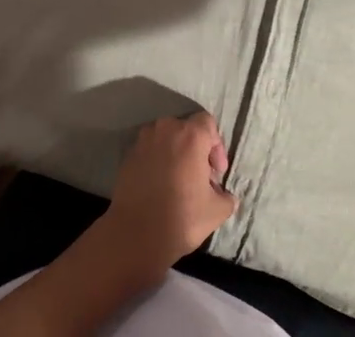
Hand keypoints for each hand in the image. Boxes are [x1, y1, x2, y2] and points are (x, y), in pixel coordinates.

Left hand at [94, 113, 236, 276]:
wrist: (137, 232)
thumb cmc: (182, 217)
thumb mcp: (217, 210)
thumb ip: (226, 196)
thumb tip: (223, 195)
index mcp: (189, 136)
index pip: (207, 123)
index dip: (216, 146)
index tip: (216, 172)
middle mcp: (164, 129)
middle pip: (186, 128)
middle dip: (196, 148)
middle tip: (200, 176)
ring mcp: (142, 140)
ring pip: (166, 137)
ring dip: (176, 152)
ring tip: (180, 181)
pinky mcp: (128, 154)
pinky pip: (149, 149)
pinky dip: (158, 160)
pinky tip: (160, 185)